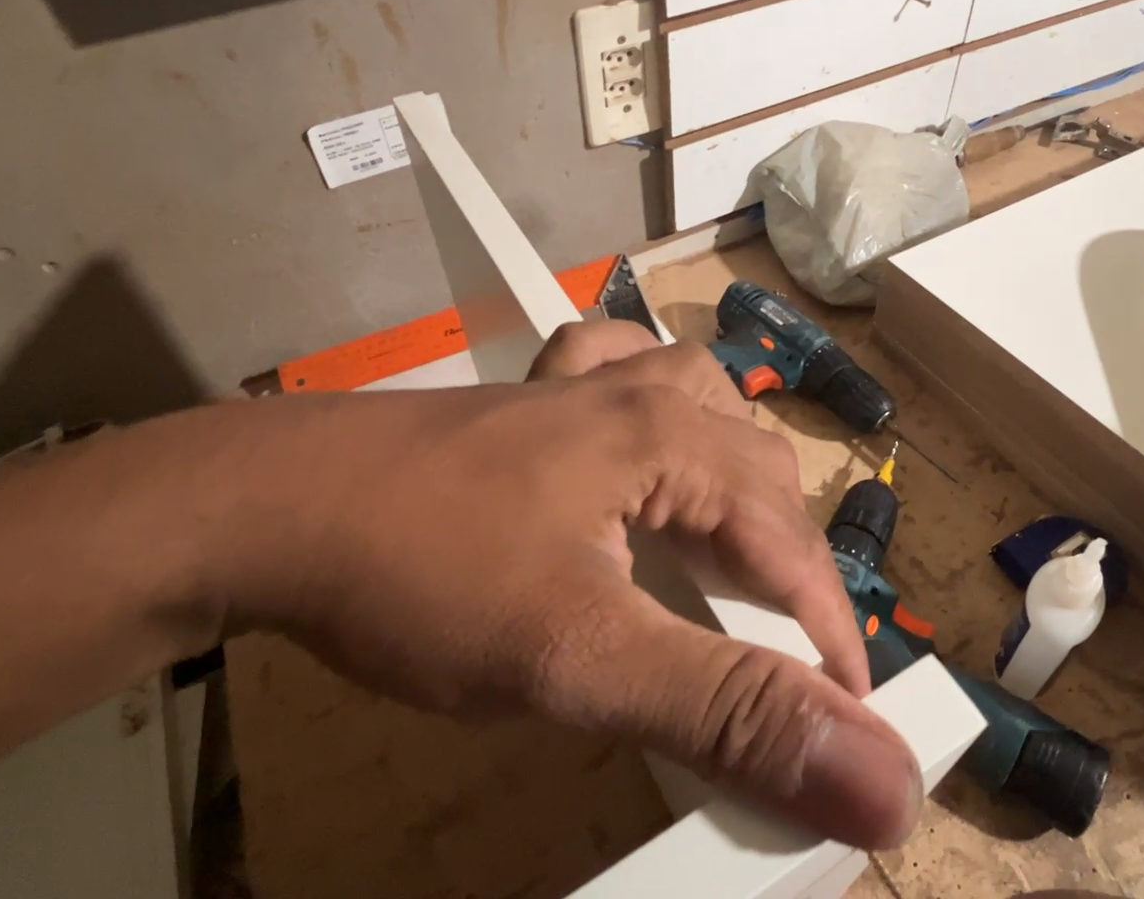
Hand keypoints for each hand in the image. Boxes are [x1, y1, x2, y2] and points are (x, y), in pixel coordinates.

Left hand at [223, 321, 921, 849]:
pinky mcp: (528, 400)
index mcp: (668, 438)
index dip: (830, 635)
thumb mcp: (580, 659)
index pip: (791, 543)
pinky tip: (642, 440)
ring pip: (701, 405)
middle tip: (774, 649)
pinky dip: (656, 406)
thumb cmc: (422, 575)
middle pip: (757, 469)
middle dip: (786, 562)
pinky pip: (620, 371)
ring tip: (730, 546)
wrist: (268, 506)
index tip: (845, 720)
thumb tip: (875, 771)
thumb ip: (725, 709)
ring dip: (735, 477)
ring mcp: (576, 385)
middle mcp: (636, 393)